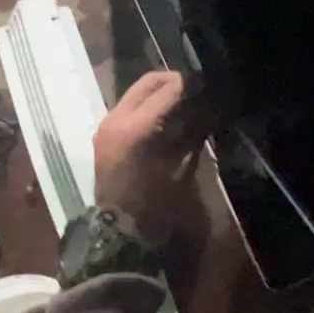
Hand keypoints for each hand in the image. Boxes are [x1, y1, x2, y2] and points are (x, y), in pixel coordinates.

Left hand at [92, 71, 204, 243]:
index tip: (209, 84)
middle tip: (196, 89)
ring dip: (160, 92)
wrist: (120, 231)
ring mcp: (107, 125)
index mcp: (137, 128)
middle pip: (149, 82)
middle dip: (174, 81)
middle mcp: (117, 119)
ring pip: (137, 92)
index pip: (169, 91)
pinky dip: (148, 105)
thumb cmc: (155, 205)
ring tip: (184, 101)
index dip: (191, 85)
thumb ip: (192, 135)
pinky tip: (166, 116)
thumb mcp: (181, 168)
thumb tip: (207, 112)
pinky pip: (129, 107)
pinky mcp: (104, 133)